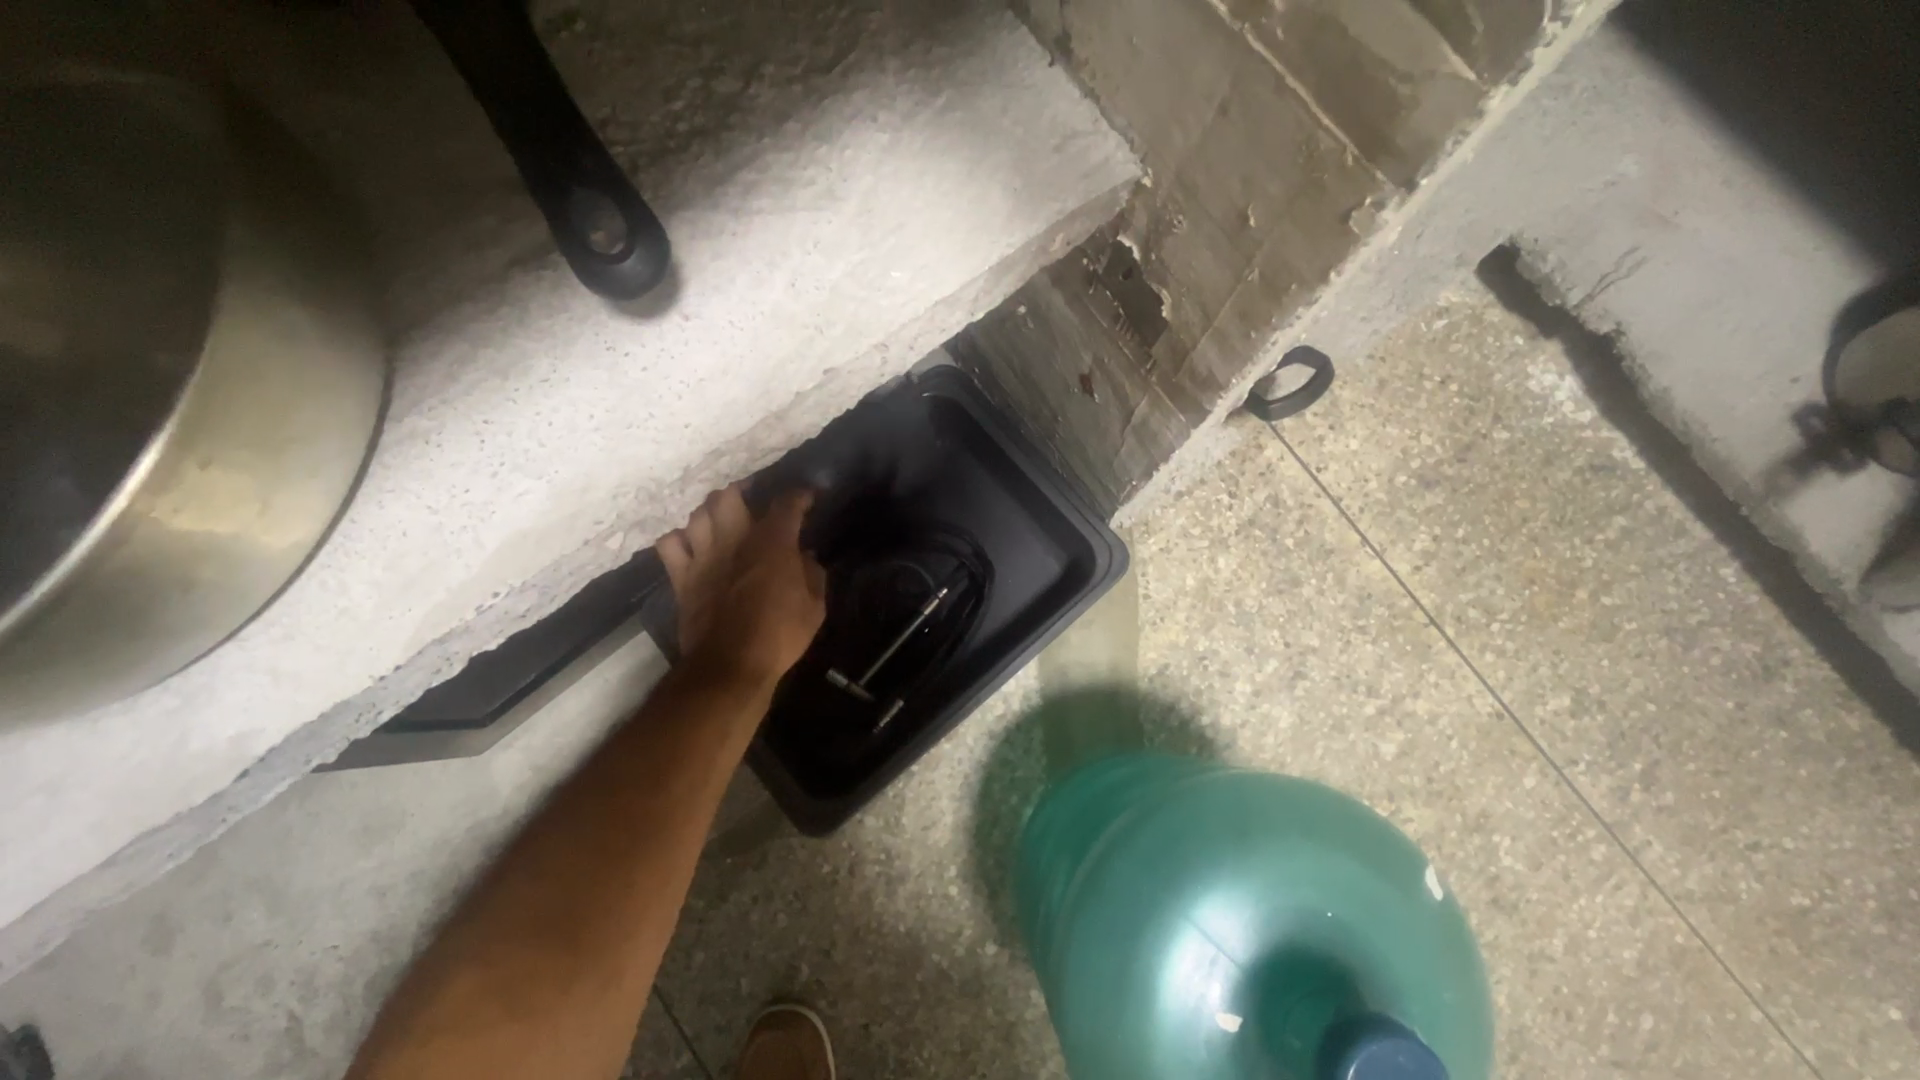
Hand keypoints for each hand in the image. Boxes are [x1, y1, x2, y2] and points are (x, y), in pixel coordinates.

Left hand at [655, 486, 826, 684]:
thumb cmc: (780, 634)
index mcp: (773, 542)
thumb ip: (812, 574)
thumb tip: (805, 557)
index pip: (786, 503)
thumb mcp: (815, 606)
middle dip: (742, 491)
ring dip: (710, 513)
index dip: (799, 496)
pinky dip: (679, 540)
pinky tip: (690, 546)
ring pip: (698, 514)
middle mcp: (735, 538)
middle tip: (752, 501)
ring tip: (719, 520)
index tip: (807, 498)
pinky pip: (669, 544)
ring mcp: (704, 556)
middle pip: (729, 496)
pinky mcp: (682, 577)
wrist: (731, 663)